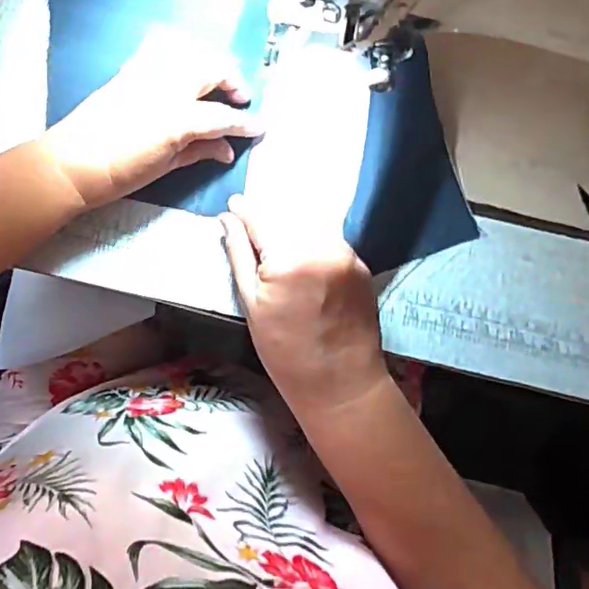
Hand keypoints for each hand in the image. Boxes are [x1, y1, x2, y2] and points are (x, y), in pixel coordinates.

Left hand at [37, 31, 262, 209]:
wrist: (69, 164)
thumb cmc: (116, 175)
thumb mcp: (163, 168)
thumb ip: (197, 152)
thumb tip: (225, 149)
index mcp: (179, 118)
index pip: (223, 117)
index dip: (245, 124)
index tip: (258, 127)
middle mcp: (166, 88)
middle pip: (213, 70)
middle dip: (233, 81)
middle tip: (239, 98)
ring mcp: (145, 76)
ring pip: (189, 53)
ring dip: (207, 63)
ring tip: (211, 81)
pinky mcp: (126, 73)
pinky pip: (154, 49)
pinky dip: (173, 50)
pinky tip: (178, 62)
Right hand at [220, 194, 388, 415]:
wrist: (341, 384)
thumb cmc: (284, 350)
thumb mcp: (250, 302)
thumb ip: (239, 254)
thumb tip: (227, 221)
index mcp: (290, 259)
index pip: (262, 219)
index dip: (244, 210)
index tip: (233, 204)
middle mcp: (323, 249)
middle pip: (289, 215)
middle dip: (269, 216)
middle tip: (251, 222)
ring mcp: (347, 256)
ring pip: (312, 224)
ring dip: (292, 226)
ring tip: (275, 241)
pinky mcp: (360, 266)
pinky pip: (330, 240)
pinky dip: (312, 240)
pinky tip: (301, 257)